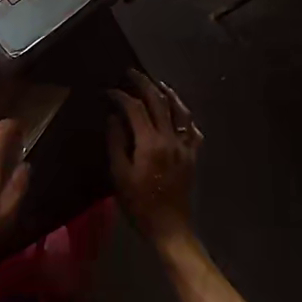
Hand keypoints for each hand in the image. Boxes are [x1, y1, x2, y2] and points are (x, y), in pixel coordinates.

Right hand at [106, 70, 201, 246]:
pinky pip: (193, 130)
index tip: (108, 91)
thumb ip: (116, 143)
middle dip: (144, 84)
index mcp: (150, 142)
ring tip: (157, 84)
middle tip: (131, 73)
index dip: (121, 96)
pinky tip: (179, 113)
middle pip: (159, 102)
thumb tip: (113, 117)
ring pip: (180, 111)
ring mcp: (185, 147)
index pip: (135, 108)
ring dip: (168, 94)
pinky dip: (185, 117)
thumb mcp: (119, 175)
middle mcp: (170, 139)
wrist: (169, 228)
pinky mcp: (192, 157)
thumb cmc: (139, 203)